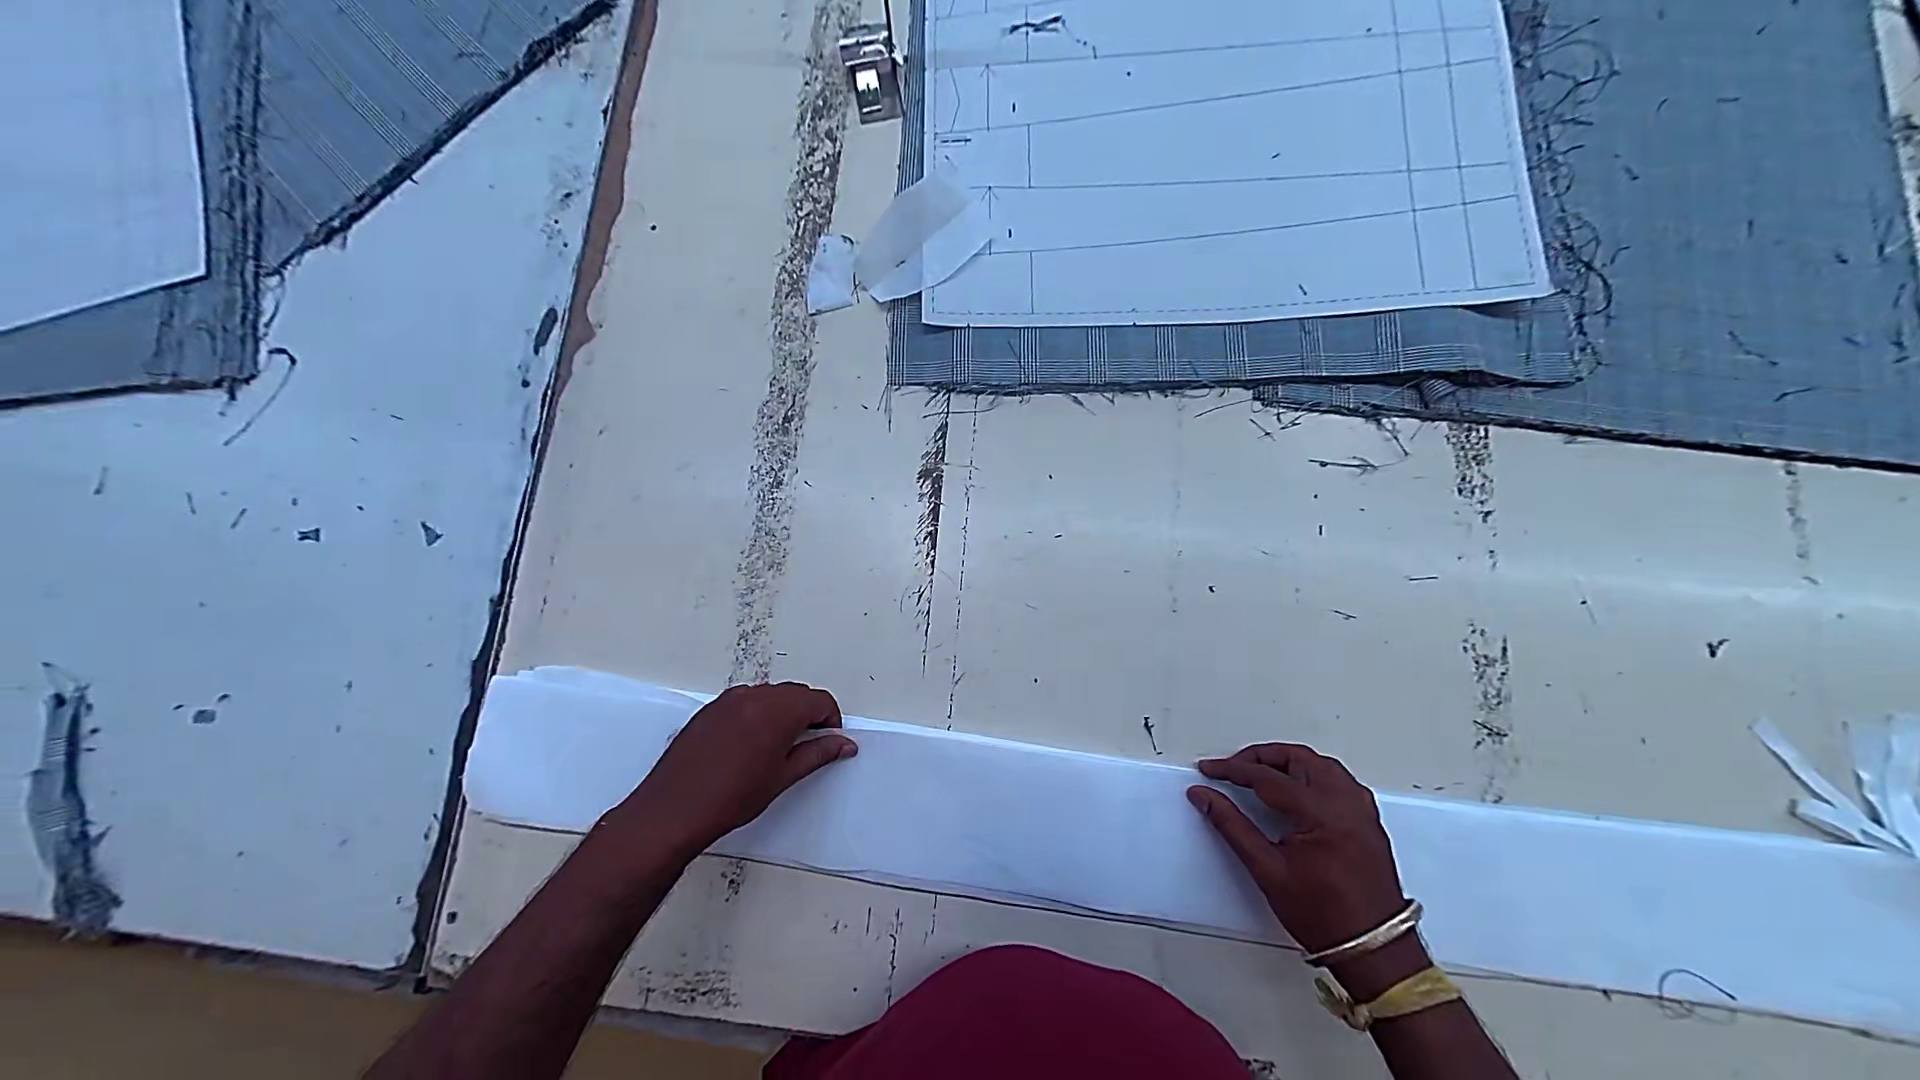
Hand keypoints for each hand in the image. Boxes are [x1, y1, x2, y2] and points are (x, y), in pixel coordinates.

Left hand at [610, 682, 856, 858]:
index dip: (830, 719)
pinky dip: (759, 713)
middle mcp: (752, 697)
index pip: (819, 700)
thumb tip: (839, 744)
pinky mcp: (711, 709)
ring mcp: (729, 701)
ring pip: (771, 695)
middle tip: (812, 743)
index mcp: (776, 711)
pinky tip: (754, 744)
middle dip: (809, 714)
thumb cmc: (723, 798)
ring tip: (780, 747)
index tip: (830, 737)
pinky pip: (747, 700)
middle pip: (796, 693)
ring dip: (784, 712)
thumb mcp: (783, 777)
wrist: (674, 811)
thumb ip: (817, 754)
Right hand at [1187, 743, 1406, 954]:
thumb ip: (1232, 826)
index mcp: (1321, 814)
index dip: (1232, 769)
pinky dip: (1312, 774)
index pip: (1266, 776)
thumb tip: (1206, 798)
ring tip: (1260, 773)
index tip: (1211, 770)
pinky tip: (1297, 787)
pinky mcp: (1369, 822)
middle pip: (1297, 758)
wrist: (1373, 951)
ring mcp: (1362, 812)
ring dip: (1288, 762)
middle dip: (1260, 757)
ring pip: (1320, 764)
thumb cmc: (1326, 918)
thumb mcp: (1267, 870)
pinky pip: (1339, 780)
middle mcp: (1346, 805)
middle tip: (1233, 768)